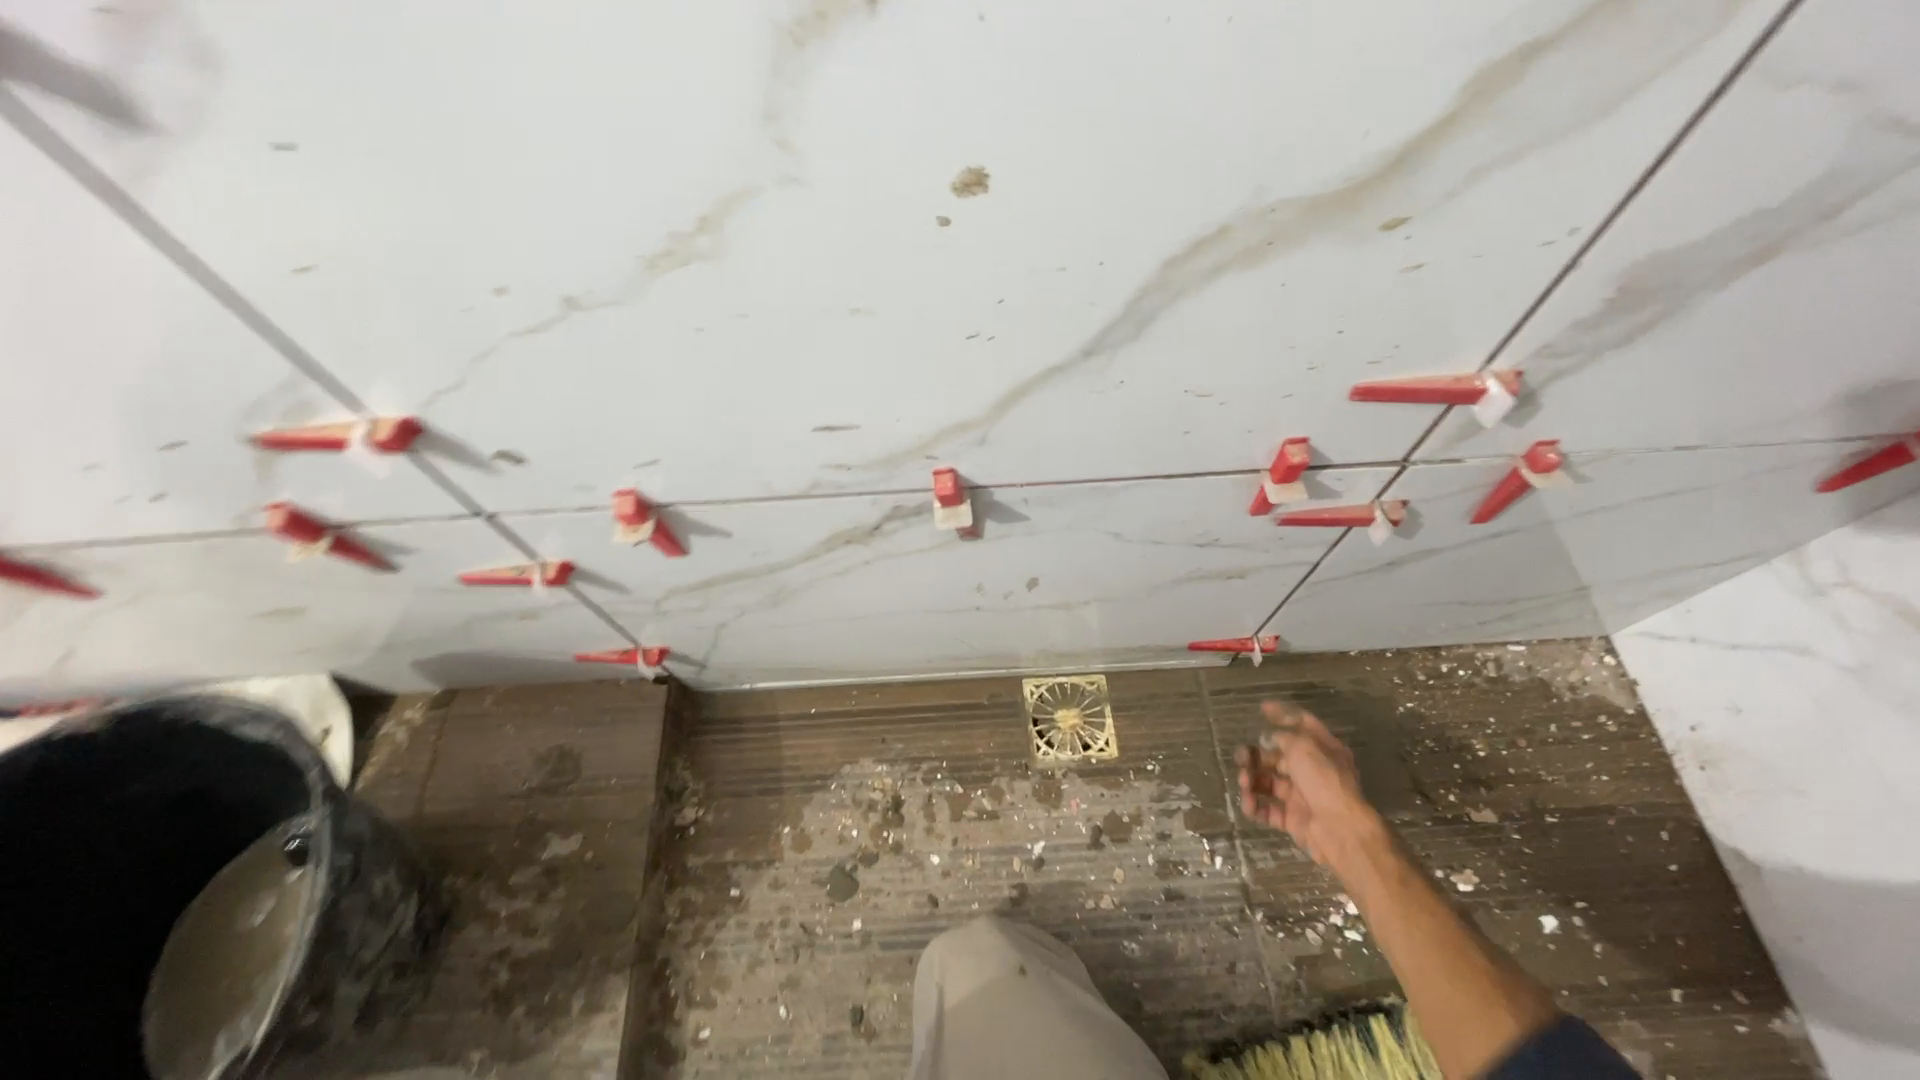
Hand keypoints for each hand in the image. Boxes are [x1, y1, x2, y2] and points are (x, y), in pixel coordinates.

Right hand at [1236, 702, 1375, 866]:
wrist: (1338, 828)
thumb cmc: (1324, 780)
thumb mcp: (1304, 747)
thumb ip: (1283, 738)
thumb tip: (1268, 739)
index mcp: (1322, 750)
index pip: (1303, 725)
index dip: (1284, 714)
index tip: (1262, 708)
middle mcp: (1312, 770)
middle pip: (1278, 756)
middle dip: (1256, 755)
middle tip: (1241, 757)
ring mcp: (1301, 796)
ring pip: (1268, 782)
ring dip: (1251, 779)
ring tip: (1244, 781)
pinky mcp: (1292, 818)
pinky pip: (1267, 809)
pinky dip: (1254, 805)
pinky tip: (1249, 801)